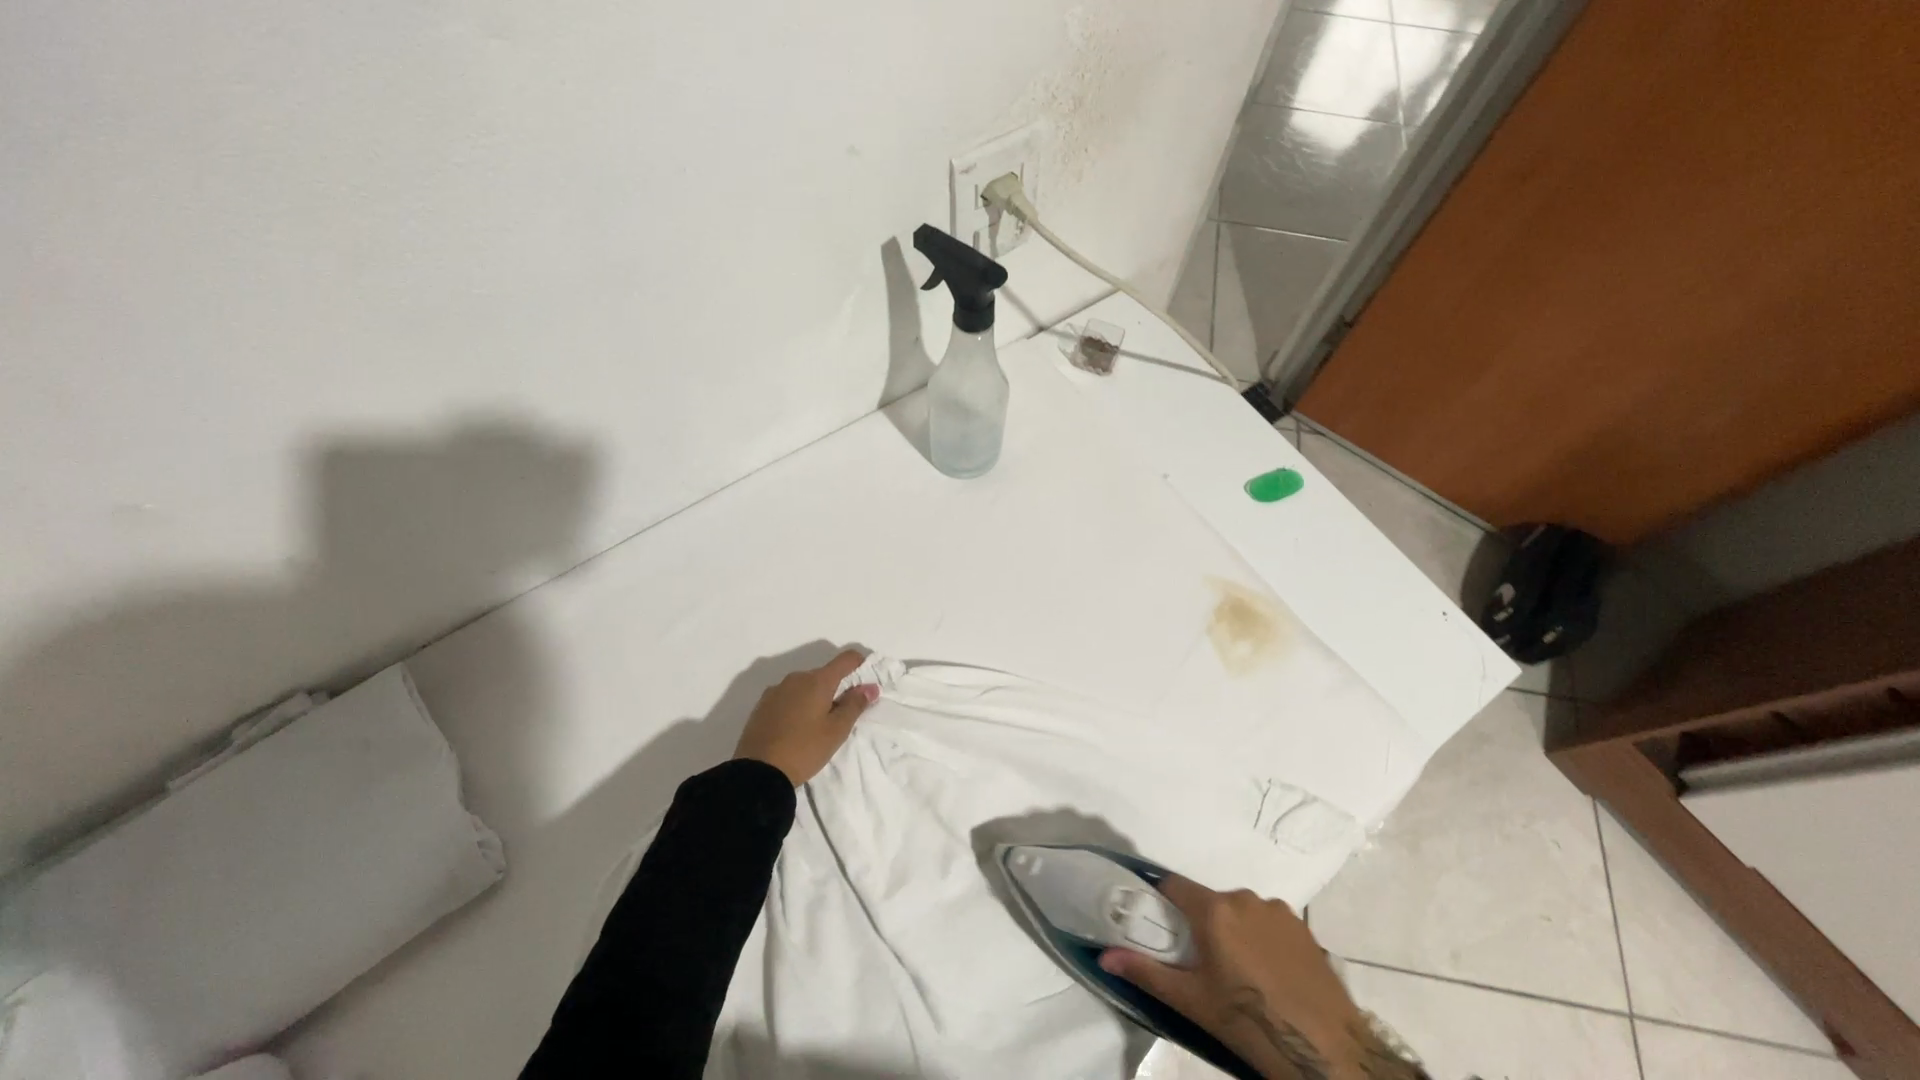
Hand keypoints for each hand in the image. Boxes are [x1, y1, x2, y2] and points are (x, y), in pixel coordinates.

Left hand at [732, 649, 877, 785]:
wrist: (758, 772)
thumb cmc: (804, 749)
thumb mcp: (836, 730)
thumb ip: (855, 705)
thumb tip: (870, 687)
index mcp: (817, 681)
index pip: (846, 659)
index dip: (860, 665)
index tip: (866, 684)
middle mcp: (795, 678)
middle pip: (824, 674)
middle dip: (836, 689)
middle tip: (841, 717)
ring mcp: (775, 690)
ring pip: (804, 686)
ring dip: (815, 698)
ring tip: (816, 726)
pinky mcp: (762, 705)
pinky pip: (787, 697)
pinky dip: (797, 706)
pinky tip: (795, 729)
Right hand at [1100, 877, 1374, 1079]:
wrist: (1324, 1049)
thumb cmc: (1248, 1022)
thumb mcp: (1191, 1001)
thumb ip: (1146, 972)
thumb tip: (1104, 957)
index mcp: (1215, 910)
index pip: (1174, 885)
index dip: (1161, 901)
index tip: (1157, 925)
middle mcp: (1246, 899)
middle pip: (1209, 901)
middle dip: (1199, 924)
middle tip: (1199, 963)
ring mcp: (1279, 912)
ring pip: (1241, 912)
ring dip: (1233, 931)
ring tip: (1238, 973)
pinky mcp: (1304, 929)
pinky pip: (1269, 924)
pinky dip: (1261, 940)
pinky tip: (1267, 975)